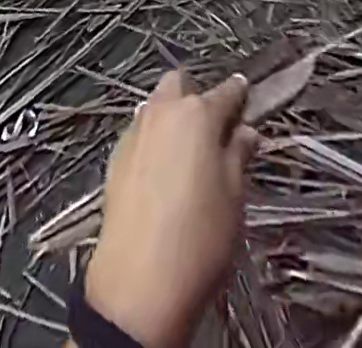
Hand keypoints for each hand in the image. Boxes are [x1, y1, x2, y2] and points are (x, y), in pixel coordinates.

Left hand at [86, 72, 258, 347]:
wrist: (140, 275)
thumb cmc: (200, 235)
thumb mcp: (234, 196)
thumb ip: (238, 155)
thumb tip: (244, 132)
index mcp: (196, 116)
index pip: (224, 93)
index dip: (238, 92)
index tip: (245, 90)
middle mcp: (161, 112)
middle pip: (178, 85)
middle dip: (196, 93)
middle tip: (215, 120)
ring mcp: (135, 131)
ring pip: (156, 105)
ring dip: (172, 112)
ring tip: (191, 143)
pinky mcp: (116, 153)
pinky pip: (141, 130)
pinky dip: (155, 135)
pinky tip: (165, 163)